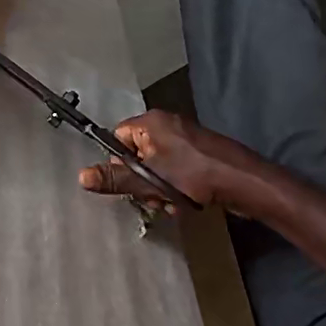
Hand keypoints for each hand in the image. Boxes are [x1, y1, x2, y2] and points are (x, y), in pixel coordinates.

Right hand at [78, 110, 279, 217]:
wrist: (243, 182)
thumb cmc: (193, 175)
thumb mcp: (148, 180)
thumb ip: (115, 179)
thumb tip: (82, 177)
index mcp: (151, 122)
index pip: (118, 138)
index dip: (119, 162)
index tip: (128, 182)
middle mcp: (167, 125)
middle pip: (137, 154)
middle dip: (142, 181)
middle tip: (152, 197)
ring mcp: (185, 139)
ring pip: (156, 166)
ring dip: (159, 189)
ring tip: (171, 203)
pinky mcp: (200, 154)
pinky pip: (175, 169)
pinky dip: (175, 186)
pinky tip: (184, 202)